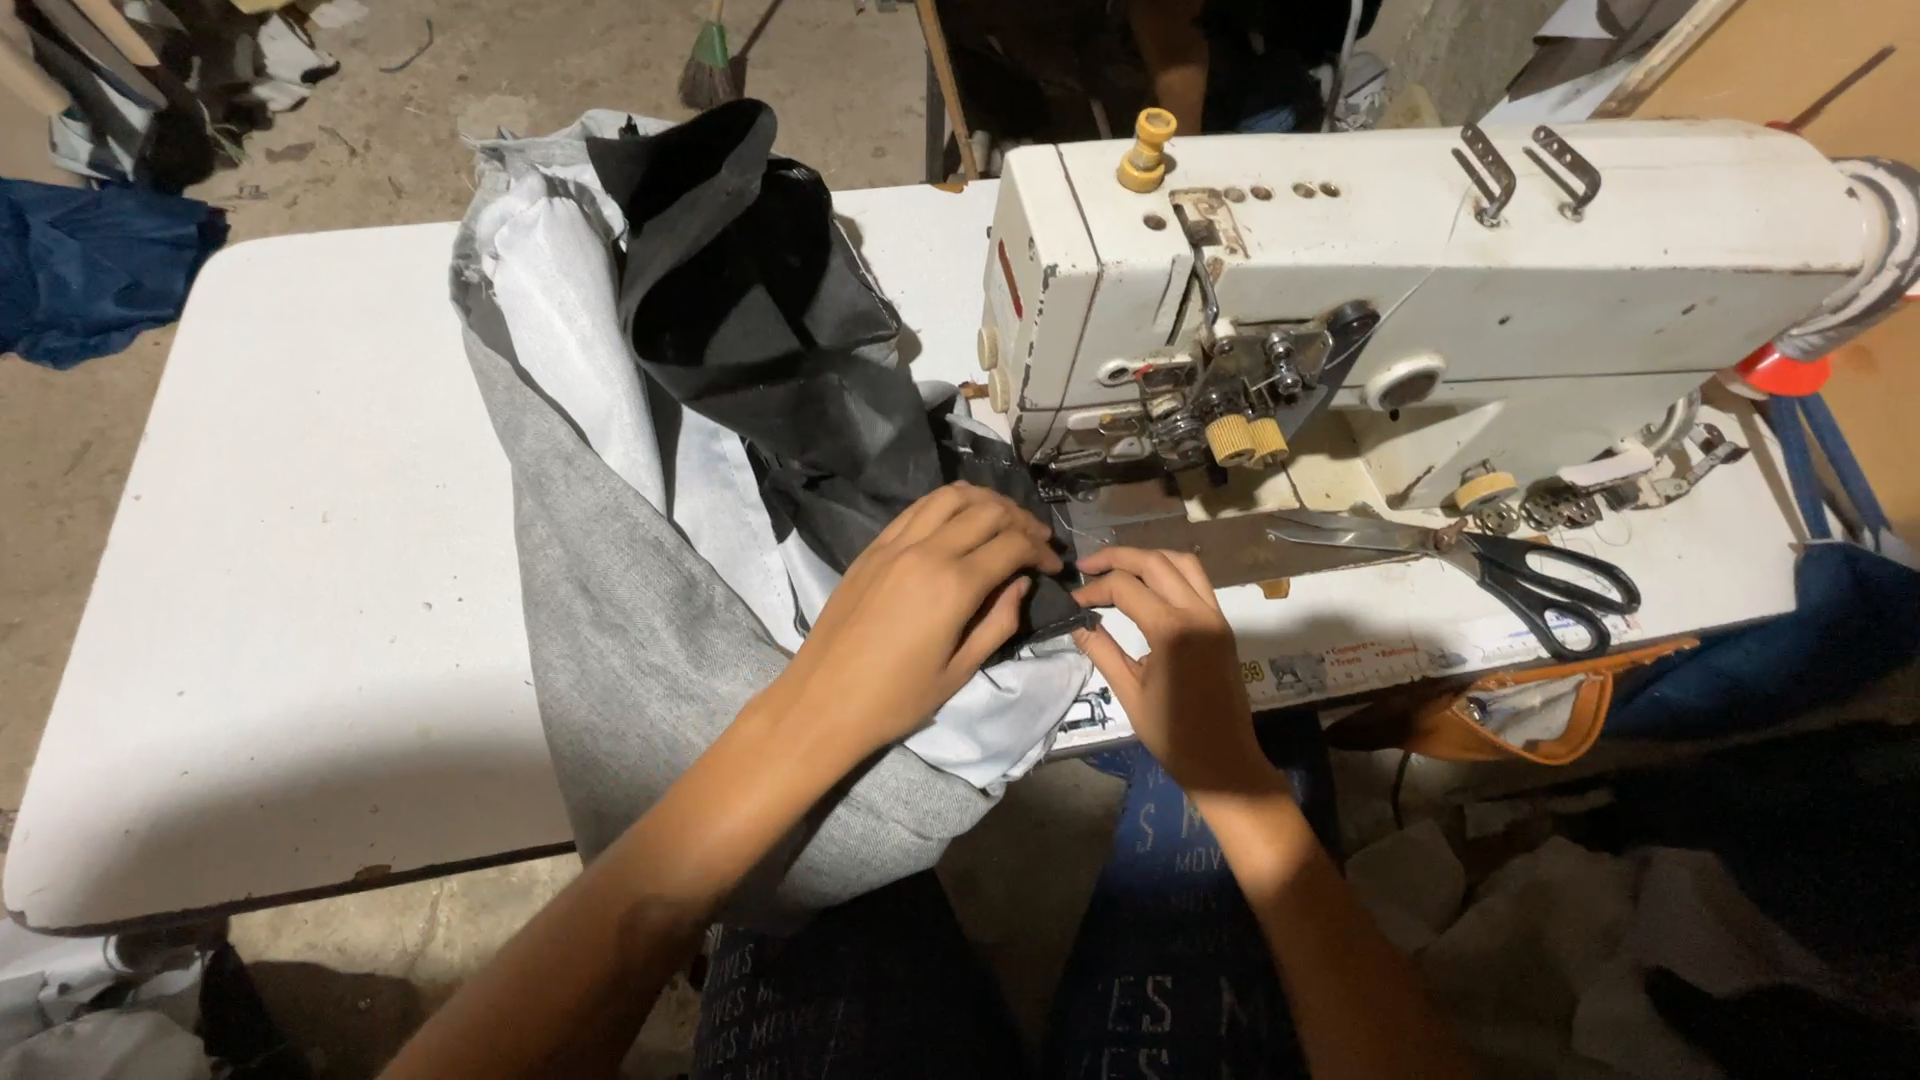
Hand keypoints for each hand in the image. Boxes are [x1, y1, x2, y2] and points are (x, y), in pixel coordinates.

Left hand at [761, 482, 1063, 754]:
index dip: (1041, 550)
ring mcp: (895, 544)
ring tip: (1003, 518)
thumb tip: (1020, 583)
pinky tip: (958, 518)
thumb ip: (999, 622)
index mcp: (953, 586)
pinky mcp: (873, 547)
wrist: (823, 700)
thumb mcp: (960, 671)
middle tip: (1037, 539)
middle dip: (1021, 520)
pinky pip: (917, 508)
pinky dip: (947, 503)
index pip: (1012, 544)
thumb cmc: (896, 698)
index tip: (1053, 566)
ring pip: (950, 496)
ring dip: (986, 500)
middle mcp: (926, 552)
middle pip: (988, 510)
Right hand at [1072, 548, 1265, 789]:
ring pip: (1181, 562)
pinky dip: (1169, 572)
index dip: (1093, 589)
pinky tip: (1147, 585)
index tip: (1072, 602)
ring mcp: (1214, 616)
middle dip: (1116, 557)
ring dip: (1147, 557)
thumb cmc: (1172, 734)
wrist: (1223, 761)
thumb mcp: (1128, 692)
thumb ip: (1101, 650)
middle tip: (1085, 566)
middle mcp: (1197, 613)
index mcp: (1172, 631)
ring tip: (1117, 568)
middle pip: (1153, 562)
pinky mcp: (1222, 624)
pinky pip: (1196, 581)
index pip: (1125, 587)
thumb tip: (1075, 623)